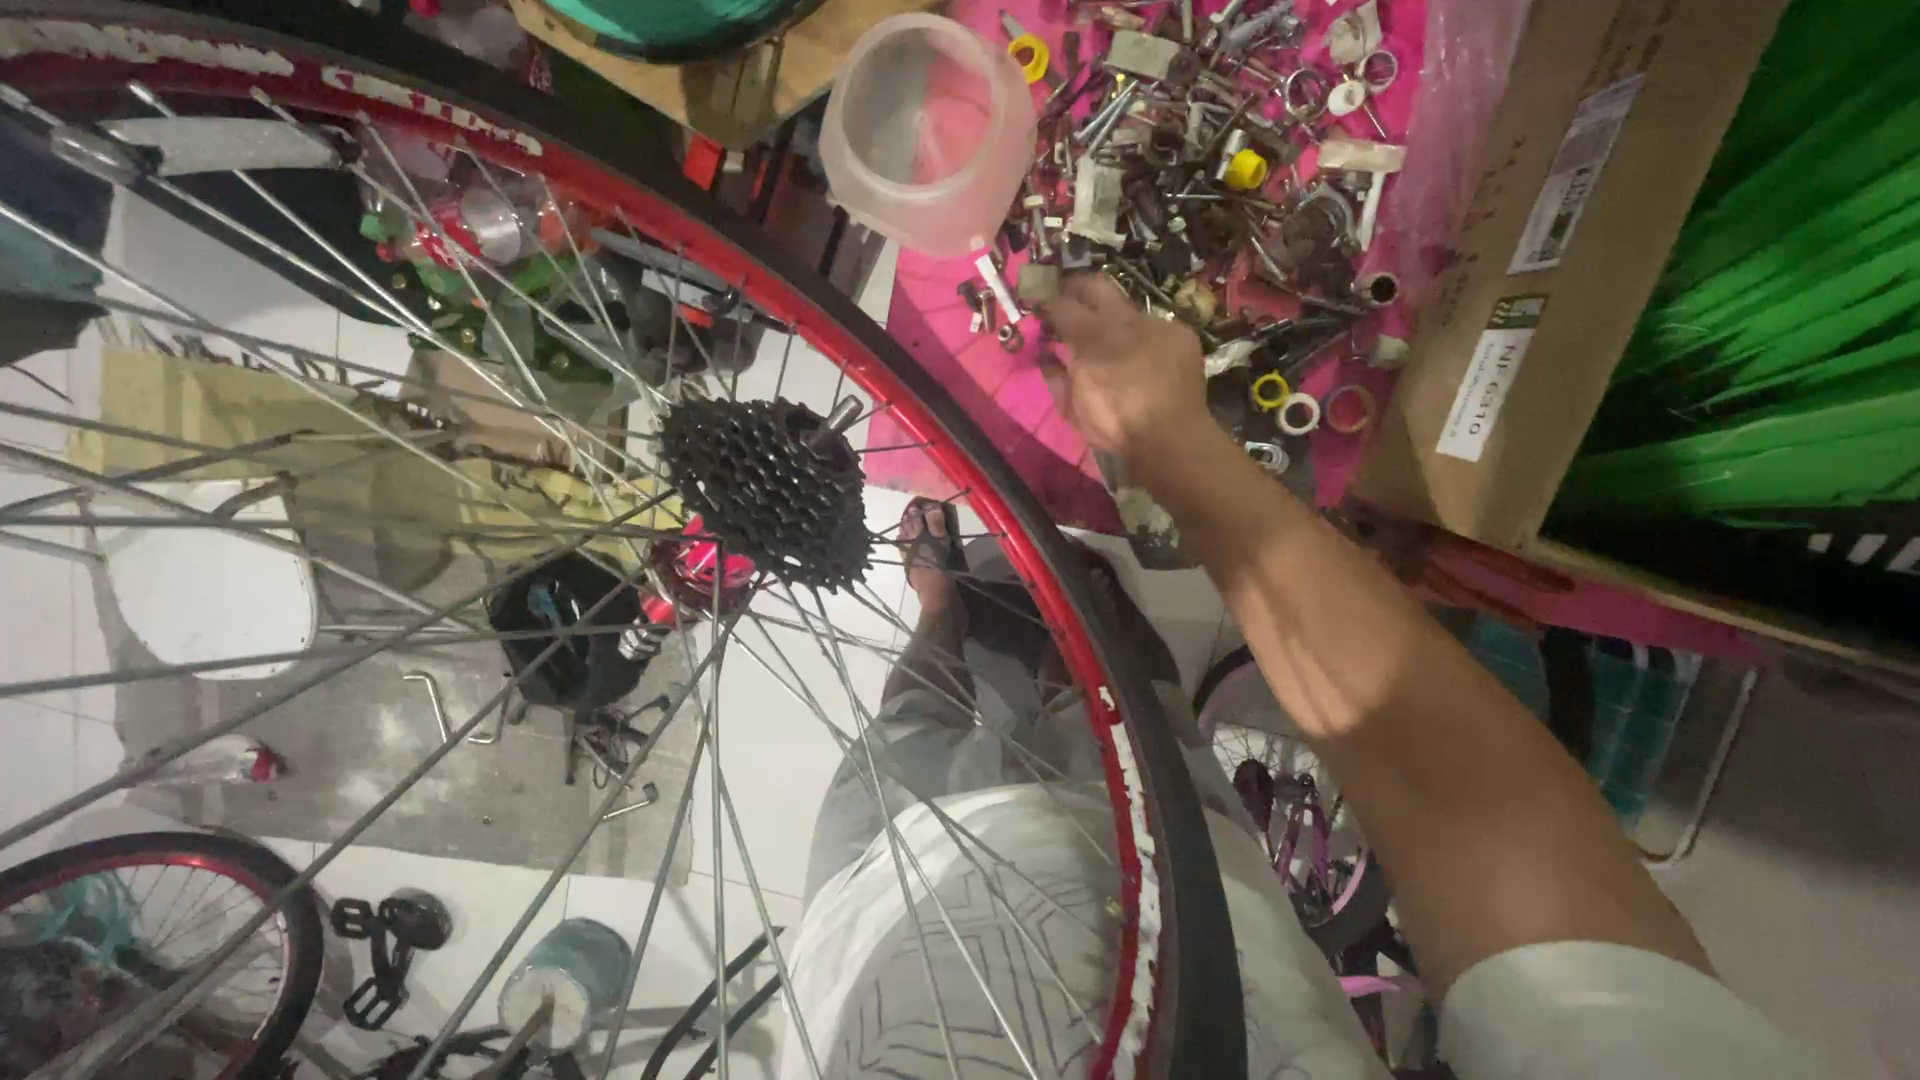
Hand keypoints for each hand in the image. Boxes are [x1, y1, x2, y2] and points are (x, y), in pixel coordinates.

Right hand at [1040, 273, 1208, 468]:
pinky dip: (1139, 337)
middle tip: (1064, 299)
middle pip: (1095, 287)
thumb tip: (1046, 354)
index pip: (1062, 306)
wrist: (1170, 441)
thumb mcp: (1070, 409)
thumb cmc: (1115, 427)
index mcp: (1093, 338)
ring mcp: (1156, 324)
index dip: (1047, 302)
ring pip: (1125, 307)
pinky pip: (1153, 327)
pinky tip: (1137, 354)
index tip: (1038, 304)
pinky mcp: (1181, 335)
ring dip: (1110, 317)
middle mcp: (1124, 321)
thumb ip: (1055, 376)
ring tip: (1102, 333)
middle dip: (1075, 289)